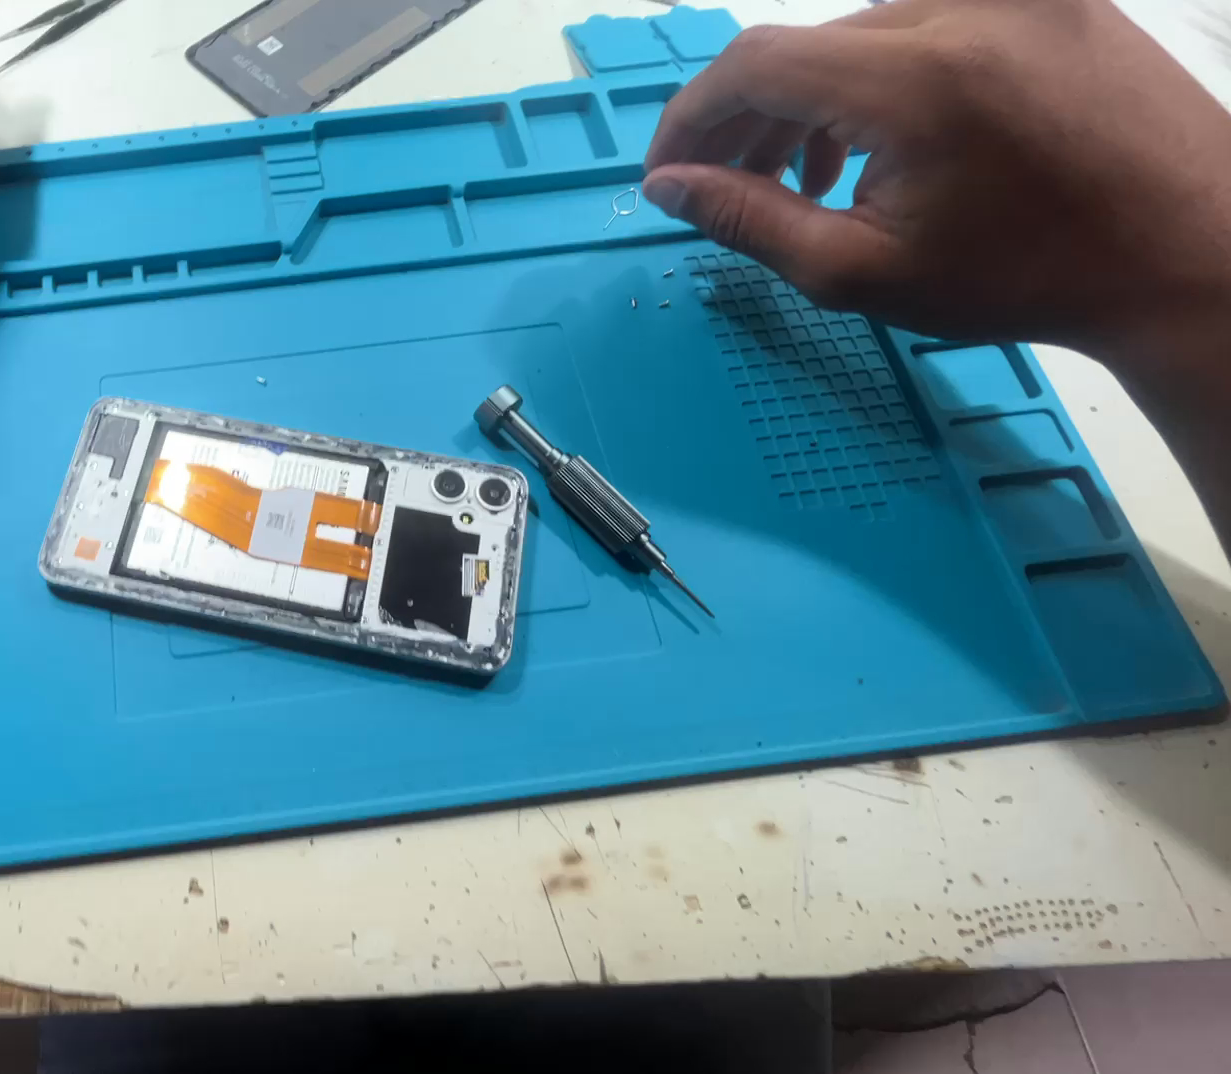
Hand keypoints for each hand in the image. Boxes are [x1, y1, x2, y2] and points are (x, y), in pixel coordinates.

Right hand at [642, 0, 1230, 367]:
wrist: (1184, 249)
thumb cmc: (1010, 277)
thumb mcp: (849, 268)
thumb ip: (745, 218)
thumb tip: (665, 187)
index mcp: (918, 75)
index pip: (753, 64)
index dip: (687, 120)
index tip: (664, 177)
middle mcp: (966, 5)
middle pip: (798, 49)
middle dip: (737, 124)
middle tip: (717, 193)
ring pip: (848, 39)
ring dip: (793, 110)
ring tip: (788, 184)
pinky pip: (911, 31)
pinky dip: (857, 89)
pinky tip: (856, 151)